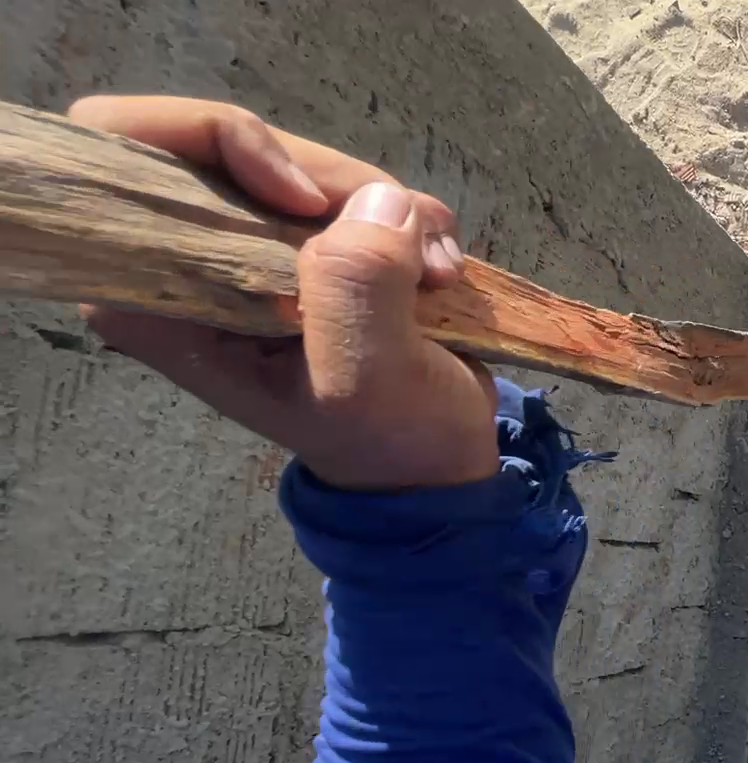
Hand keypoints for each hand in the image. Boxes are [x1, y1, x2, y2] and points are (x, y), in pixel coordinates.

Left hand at [67, 95, 499, 490]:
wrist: (440, 460)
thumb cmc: (391, 437)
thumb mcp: (366, 379)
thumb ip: (357, 290)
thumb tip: (386, 203)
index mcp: (166, 291)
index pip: (132, 148)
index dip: (222, 146)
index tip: (306, 200)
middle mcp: (207, 259)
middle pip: (248, 150)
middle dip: (343, 191)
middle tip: (413, 253)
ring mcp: (276, 252)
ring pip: (323, 172)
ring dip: (400, 214)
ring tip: (441, 277)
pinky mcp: (336, 254)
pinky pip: (373, 197)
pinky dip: (422, 224)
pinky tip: (444, 273)